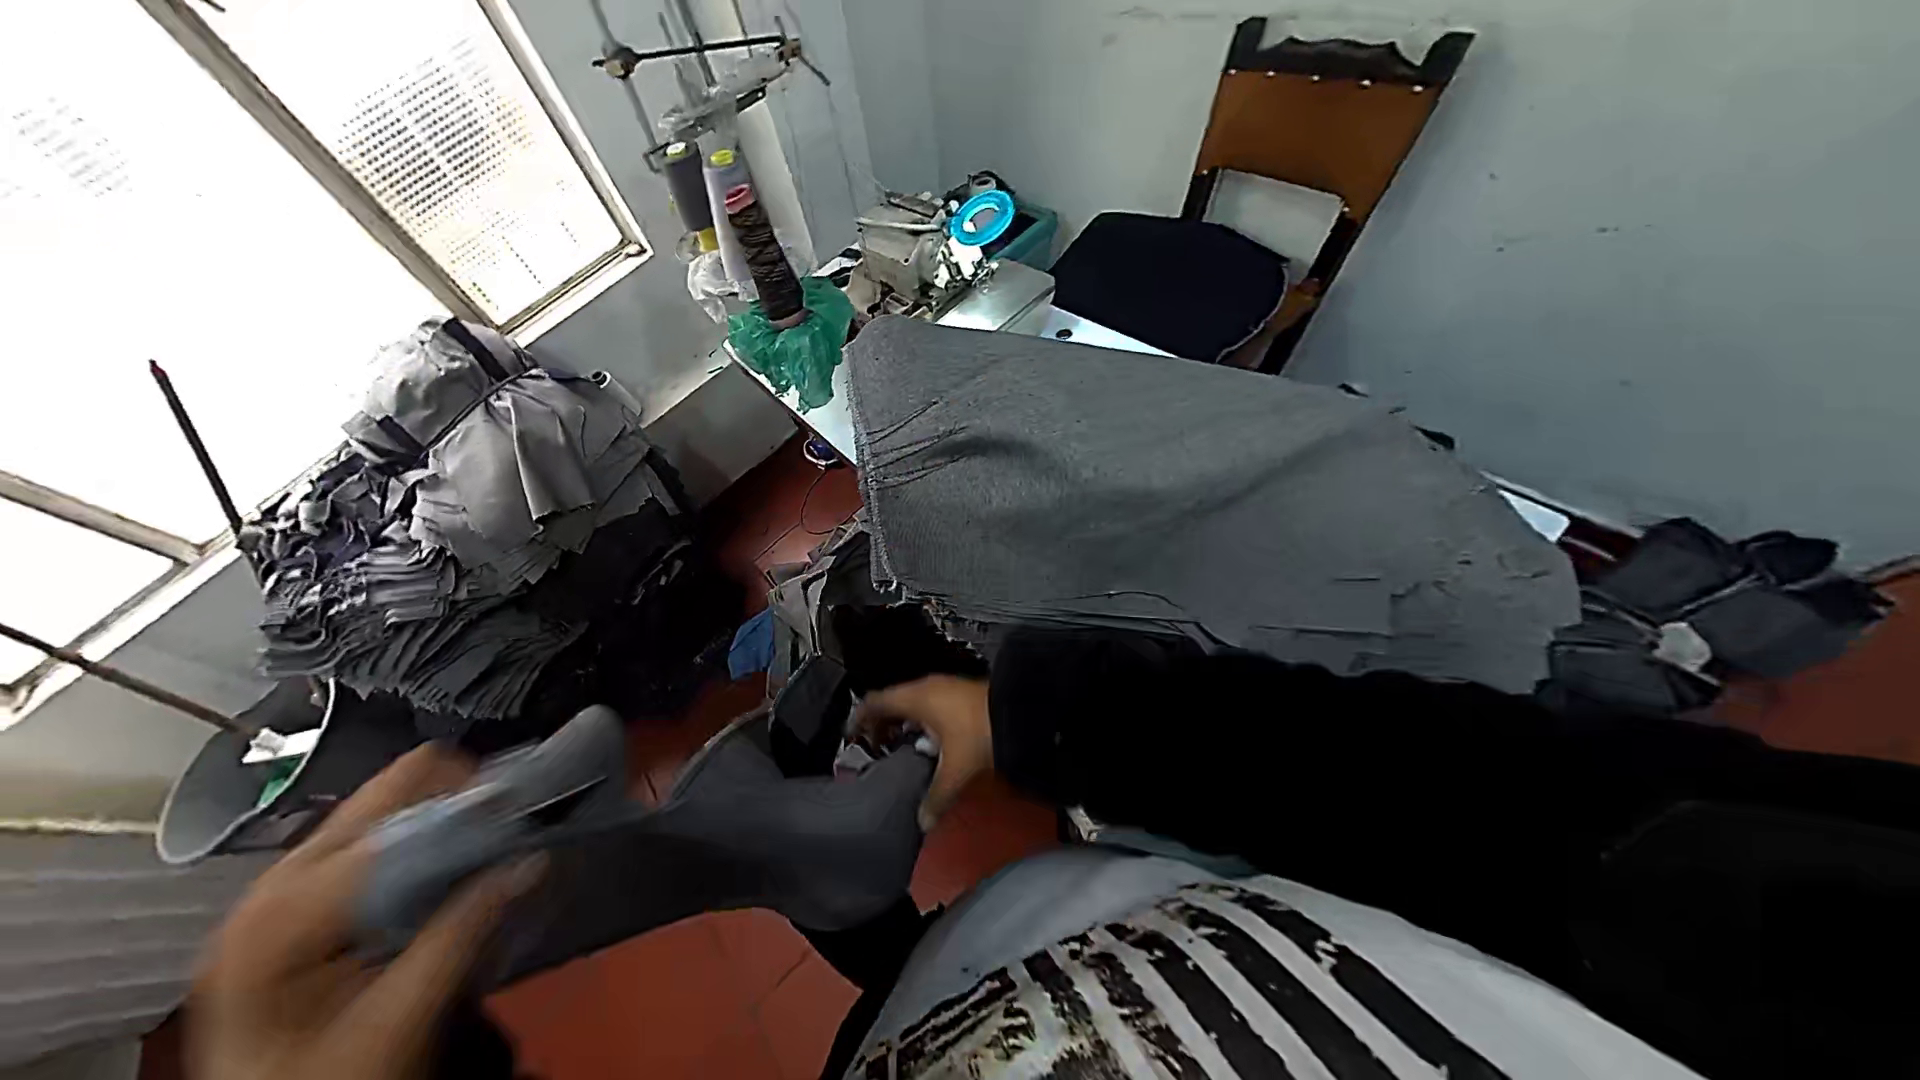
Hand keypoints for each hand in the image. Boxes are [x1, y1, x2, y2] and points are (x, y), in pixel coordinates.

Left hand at [190, 745, 543, 1079]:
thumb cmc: (327, 1077)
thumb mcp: (397, 1022)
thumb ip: (462, 937)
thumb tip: (532, 861)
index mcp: (278, 918)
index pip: (389, 834)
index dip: (464, 814)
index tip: (525, 809)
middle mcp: (276, 883)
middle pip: (386, 794)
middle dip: (458, 797)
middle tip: (513, 813)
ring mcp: (289, 879)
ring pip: (391, 802)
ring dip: (449, 811)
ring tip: (495, 832)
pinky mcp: (312, 883)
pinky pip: (385, 826)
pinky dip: (432, 828)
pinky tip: (459, 853)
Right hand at [853, 675, 991, 830]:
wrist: (1022, 709)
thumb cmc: (981, 731)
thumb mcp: (956, 769)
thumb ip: (936, 796)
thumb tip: (922, 822)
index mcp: (915, 698)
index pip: (874, 702)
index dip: (859, 719)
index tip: (851, 738)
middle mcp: (926, 687)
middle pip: (891, 702)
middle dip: (881, 725)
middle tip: (876, 749)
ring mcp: (944, 687)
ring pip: (912, 703)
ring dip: (903, 723)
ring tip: (900, 748)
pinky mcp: (960, 692)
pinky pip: (928, 704)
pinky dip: (921, 721)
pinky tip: (929, 742)